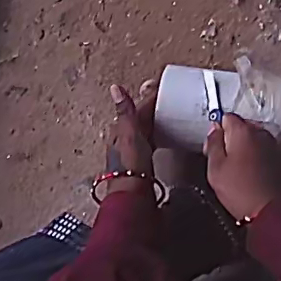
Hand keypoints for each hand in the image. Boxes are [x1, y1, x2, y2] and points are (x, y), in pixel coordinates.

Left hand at [99, 81, 156, 197]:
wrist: (133, 192)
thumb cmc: (129, 164)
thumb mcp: (128, 131)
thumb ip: (125, 110)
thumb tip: (115, 88)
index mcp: (119, 129)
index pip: (136, 108)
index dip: (148, 98)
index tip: (159, 88)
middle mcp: (123, 139)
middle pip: (139, 118)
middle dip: (150, 108)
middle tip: (164, 99)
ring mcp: (132, 150)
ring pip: (143, 129)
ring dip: (153, 121)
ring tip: (165, 115)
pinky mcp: (141, 161)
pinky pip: (149, 141)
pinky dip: (156, 134)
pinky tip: (161, 137)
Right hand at [203, 114, 280, 219]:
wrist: (271, 211)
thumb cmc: (242, 191)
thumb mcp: (215, 168)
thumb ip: (212, 143)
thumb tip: (213, 131)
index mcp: (242, 131)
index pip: (226, 117)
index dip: (217, 131)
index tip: (213, 146)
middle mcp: (261, 132)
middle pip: (242, 126)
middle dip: (232, 138)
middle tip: (224, 161)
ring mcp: (274, 144)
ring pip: (254, 139)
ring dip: (247, 148)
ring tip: (240, 170)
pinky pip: (265, 150)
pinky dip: (259, 157)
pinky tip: (253, 174)